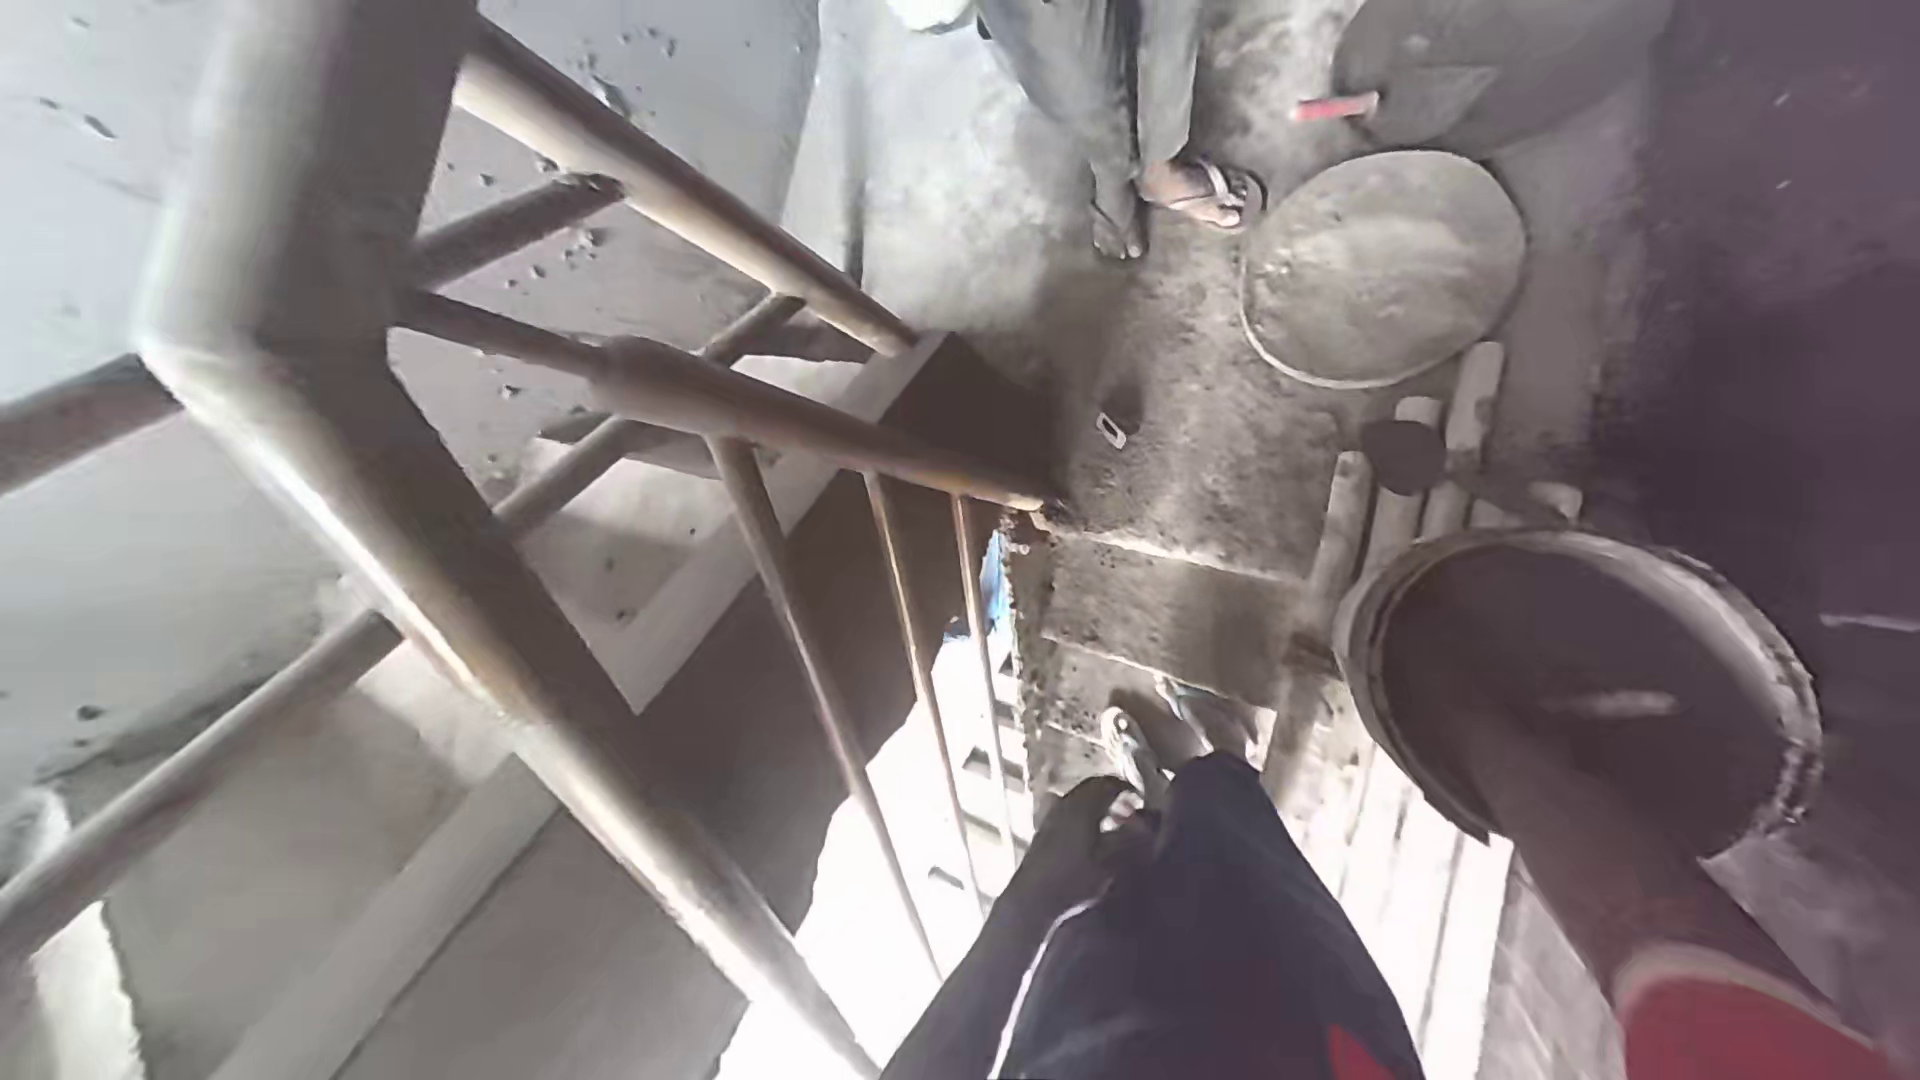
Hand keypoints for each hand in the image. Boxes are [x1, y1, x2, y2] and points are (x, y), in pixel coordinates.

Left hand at [1004, 775, 1136, 918]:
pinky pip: (1069, 806)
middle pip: (1092, 786)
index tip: (1141, 798)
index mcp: (1083, 805)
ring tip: (1113, 821)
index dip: (1127, 788)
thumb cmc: (1074, 880)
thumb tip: (1145, 822)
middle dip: (1113, 793)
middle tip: (1130, 808)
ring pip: (1080, 795)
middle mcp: (1066, 801)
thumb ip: (1128, 838)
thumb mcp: (1109, 862)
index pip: (1108, 784)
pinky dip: (1084, 810)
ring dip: (1098, 802)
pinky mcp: (1044, 825)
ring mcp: (1052, 811)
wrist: (1034, 896)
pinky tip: (1089, 830)